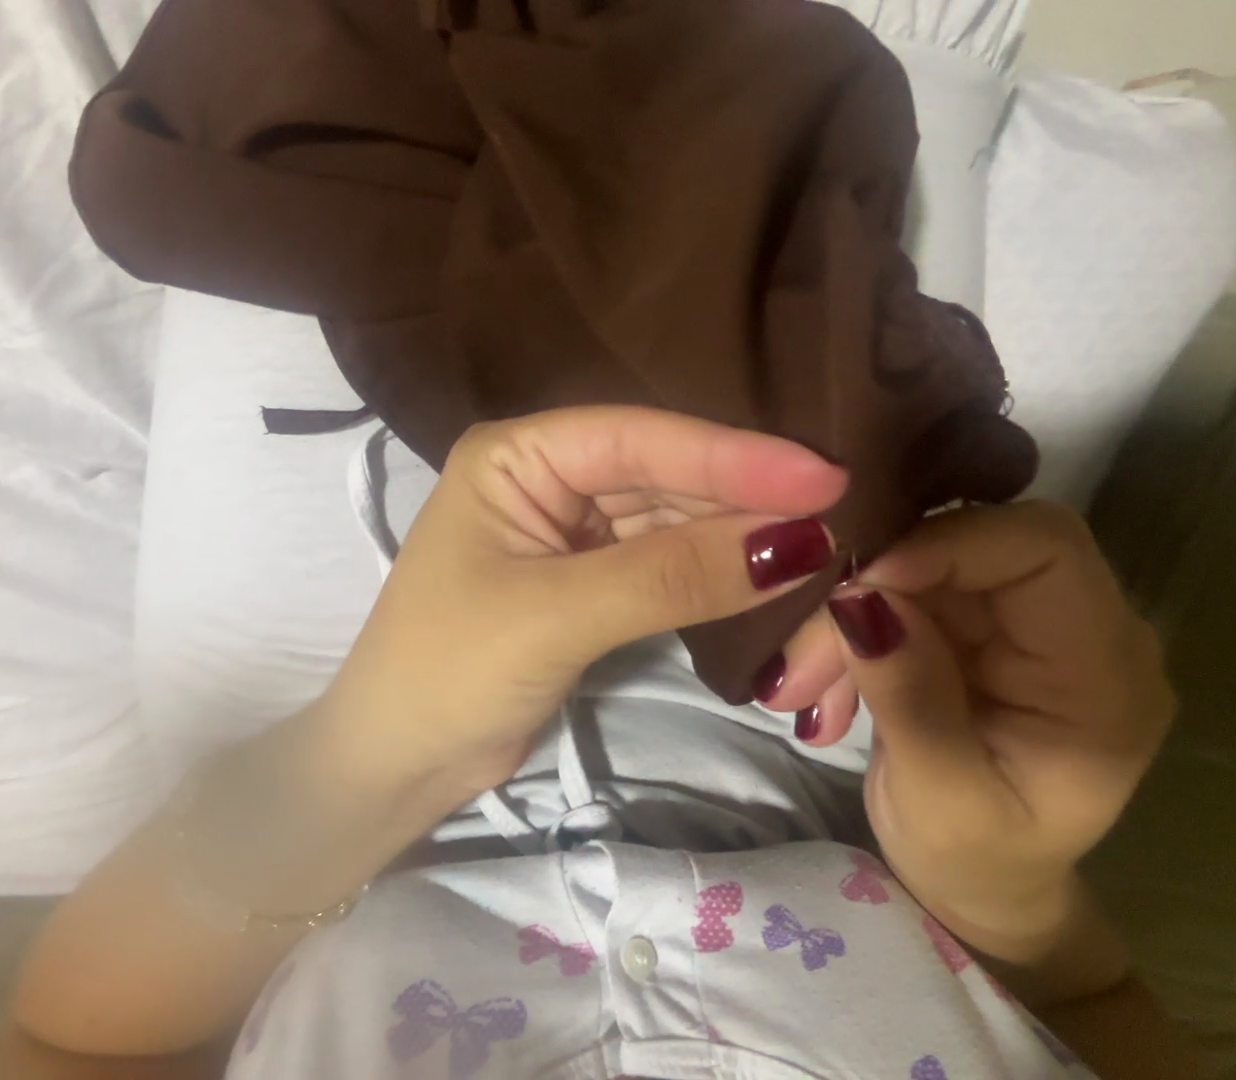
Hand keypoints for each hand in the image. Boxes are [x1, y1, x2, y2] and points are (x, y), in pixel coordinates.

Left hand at [317, 406, 846, 794]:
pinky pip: (658, 562)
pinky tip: (763, 570)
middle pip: (659, 472)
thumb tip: (799, 542)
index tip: (824, 476)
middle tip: (841, 510)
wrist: (395, 762)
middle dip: (741, 495)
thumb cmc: (449, 671)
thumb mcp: (558, 616)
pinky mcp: (581, 582)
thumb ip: (672, 575)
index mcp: (514, 456)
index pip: (637, 438)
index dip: (732, 456)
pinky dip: (707, 571)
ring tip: (819, 542)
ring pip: (665, 518)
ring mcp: (564, 531)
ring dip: (732, 535)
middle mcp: (542, 477)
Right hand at [822, 502, 1173, 951]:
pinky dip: (848, 629)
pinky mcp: (969, 627)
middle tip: (806, 653)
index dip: (951, 542)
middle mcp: (1073, 630)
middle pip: (972, 545)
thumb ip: (911, 699)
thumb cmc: (976, 859)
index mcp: (1102, 676)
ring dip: (846, 614)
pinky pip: (897, 593)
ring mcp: (1018, 624)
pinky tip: (821, 687)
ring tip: (801, 688)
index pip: (1046, 550)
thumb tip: (858, 598)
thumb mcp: (942, 799)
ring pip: (919, 565)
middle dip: (876, 584)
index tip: (858, 583)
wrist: (978, 882)